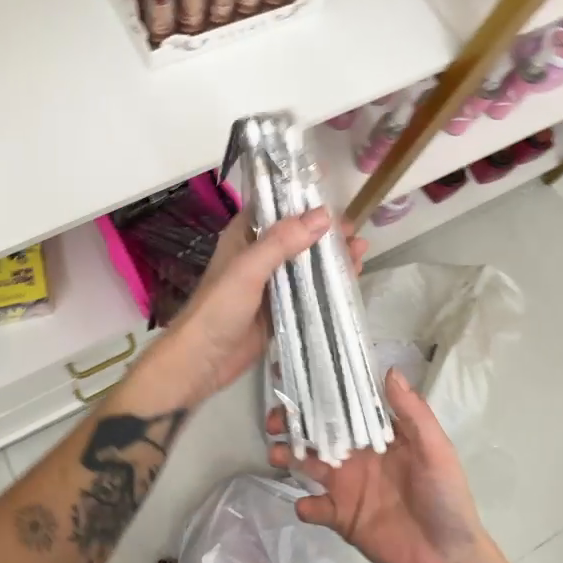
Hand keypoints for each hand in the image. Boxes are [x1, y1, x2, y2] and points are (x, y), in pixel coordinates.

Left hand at [141, 209, 365, 405]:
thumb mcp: (248, 269)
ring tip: (361, 252)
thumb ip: (282, 242)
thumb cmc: (218, 309)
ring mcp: (271, 284)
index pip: (274, 208)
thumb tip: (324, 215)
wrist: (201, 362)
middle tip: (354, 232)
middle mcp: (258, 255)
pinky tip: (351, 279)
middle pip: (296, 236)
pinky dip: (329, 284)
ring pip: (306, 264)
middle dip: (324, 232)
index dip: (302, 200)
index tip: (334, 199)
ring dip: (330, 258)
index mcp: (244, 237)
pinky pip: (309, 292)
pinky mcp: (281, 309)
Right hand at [267, 369, 488, 562]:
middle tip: (274, 420)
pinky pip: (314, 507)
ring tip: (276, 455)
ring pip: (308, 463)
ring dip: (288, 456)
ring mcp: (346, 485)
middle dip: (292, 422)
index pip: (344, 405)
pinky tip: (308, 504)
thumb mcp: (435, 449)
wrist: (447, 558)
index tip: (293, 377)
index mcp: (377, 435)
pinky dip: (305, 505)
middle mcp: (356, 454)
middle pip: (317, 431)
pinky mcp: (340, 517)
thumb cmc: (446, 496)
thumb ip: (413, 413)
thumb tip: (389, 371)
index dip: (320, 391)